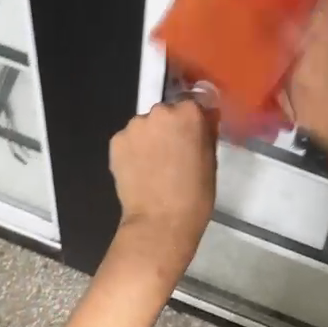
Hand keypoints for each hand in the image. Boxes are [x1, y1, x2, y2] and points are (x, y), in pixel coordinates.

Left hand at [109, 100, 216, 275]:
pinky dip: (133, 150)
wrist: (160, 222)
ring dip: (149, 138)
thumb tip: (204, 120)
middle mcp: (160, 111)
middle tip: (173, 154)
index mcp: (188, 113)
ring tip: (154, 165)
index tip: (194, 136)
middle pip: (166, 113)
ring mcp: (135, 125)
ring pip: (145, 125)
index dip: (193, 121)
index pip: (193, 104)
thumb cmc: (195, 194)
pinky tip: (139, 170)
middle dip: (169, 128)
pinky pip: (129, 140)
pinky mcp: (116, 141)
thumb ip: (205, 133)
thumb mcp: (211, 160)